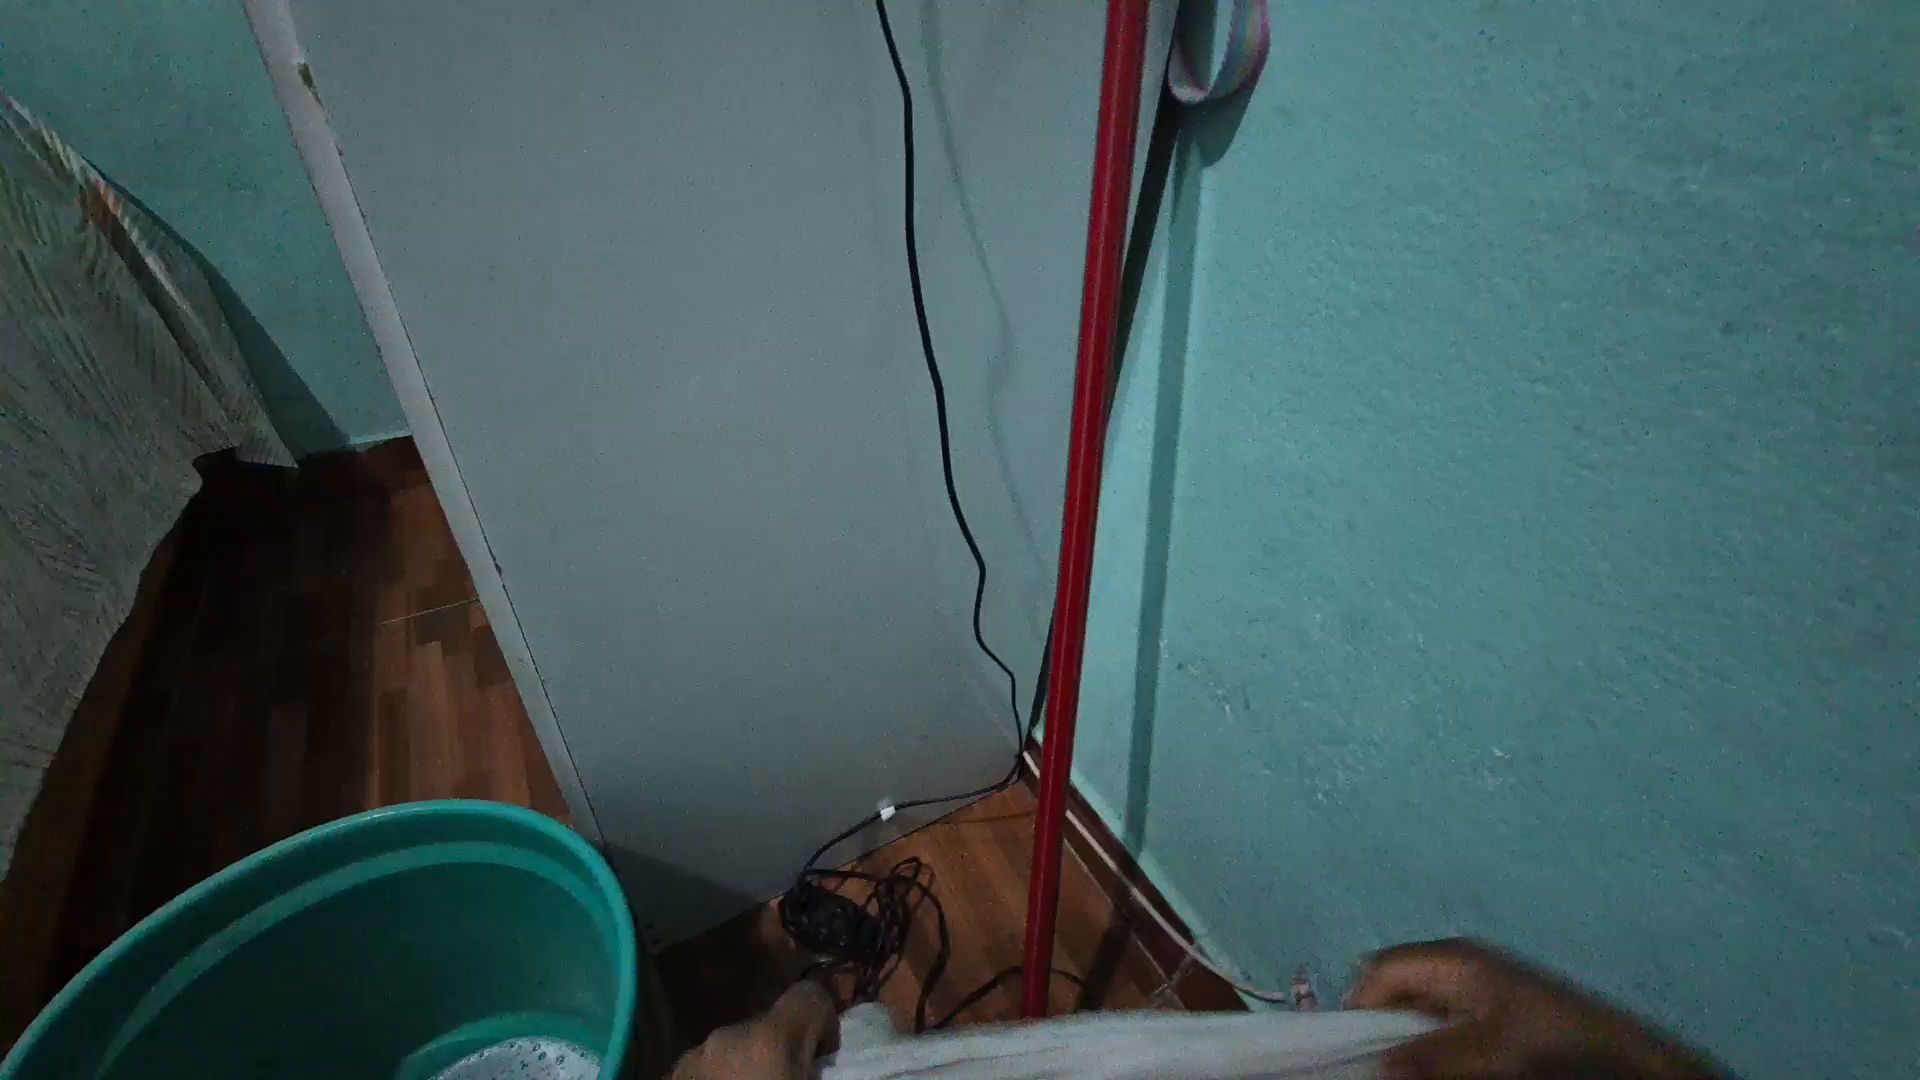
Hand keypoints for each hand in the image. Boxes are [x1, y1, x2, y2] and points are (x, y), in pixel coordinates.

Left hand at [670, 981, 838, 1079]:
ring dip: (743, 1066)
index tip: (824, 1054)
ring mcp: (689, 1059)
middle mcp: (726, 1037)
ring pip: (730, 1048)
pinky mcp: (666, 1076)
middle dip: (778, 1049)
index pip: (808, 995)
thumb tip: (824, 1047)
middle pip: (767, 1024)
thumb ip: (819, 1060)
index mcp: (769, 1041)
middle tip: (786, 1078)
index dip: (824, 1019)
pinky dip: (714, 1079)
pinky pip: (701, 1069)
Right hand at [1348, 939, 1726, 1079]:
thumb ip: (1431, 1058)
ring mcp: (1475, 980)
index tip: (1354, 1047)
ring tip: (1412, 1065)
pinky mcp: (1494, 1002)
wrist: (1637, 1061)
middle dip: (1384, 1019)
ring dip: (1410, 1033)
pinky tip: (1445, 1062)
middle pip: (1397, 982)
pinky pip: (1443, 1014)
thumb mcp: (1491, 1054)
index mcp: (1450, 958)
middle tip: (1384, 1061)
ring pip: (1418, 1002)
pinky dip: (1434, 1036)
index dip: (1362, 1004)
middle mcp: (1455, 960)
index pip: (1382, 969)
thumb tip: (1377, 1068)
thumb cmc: (1555, 1044)